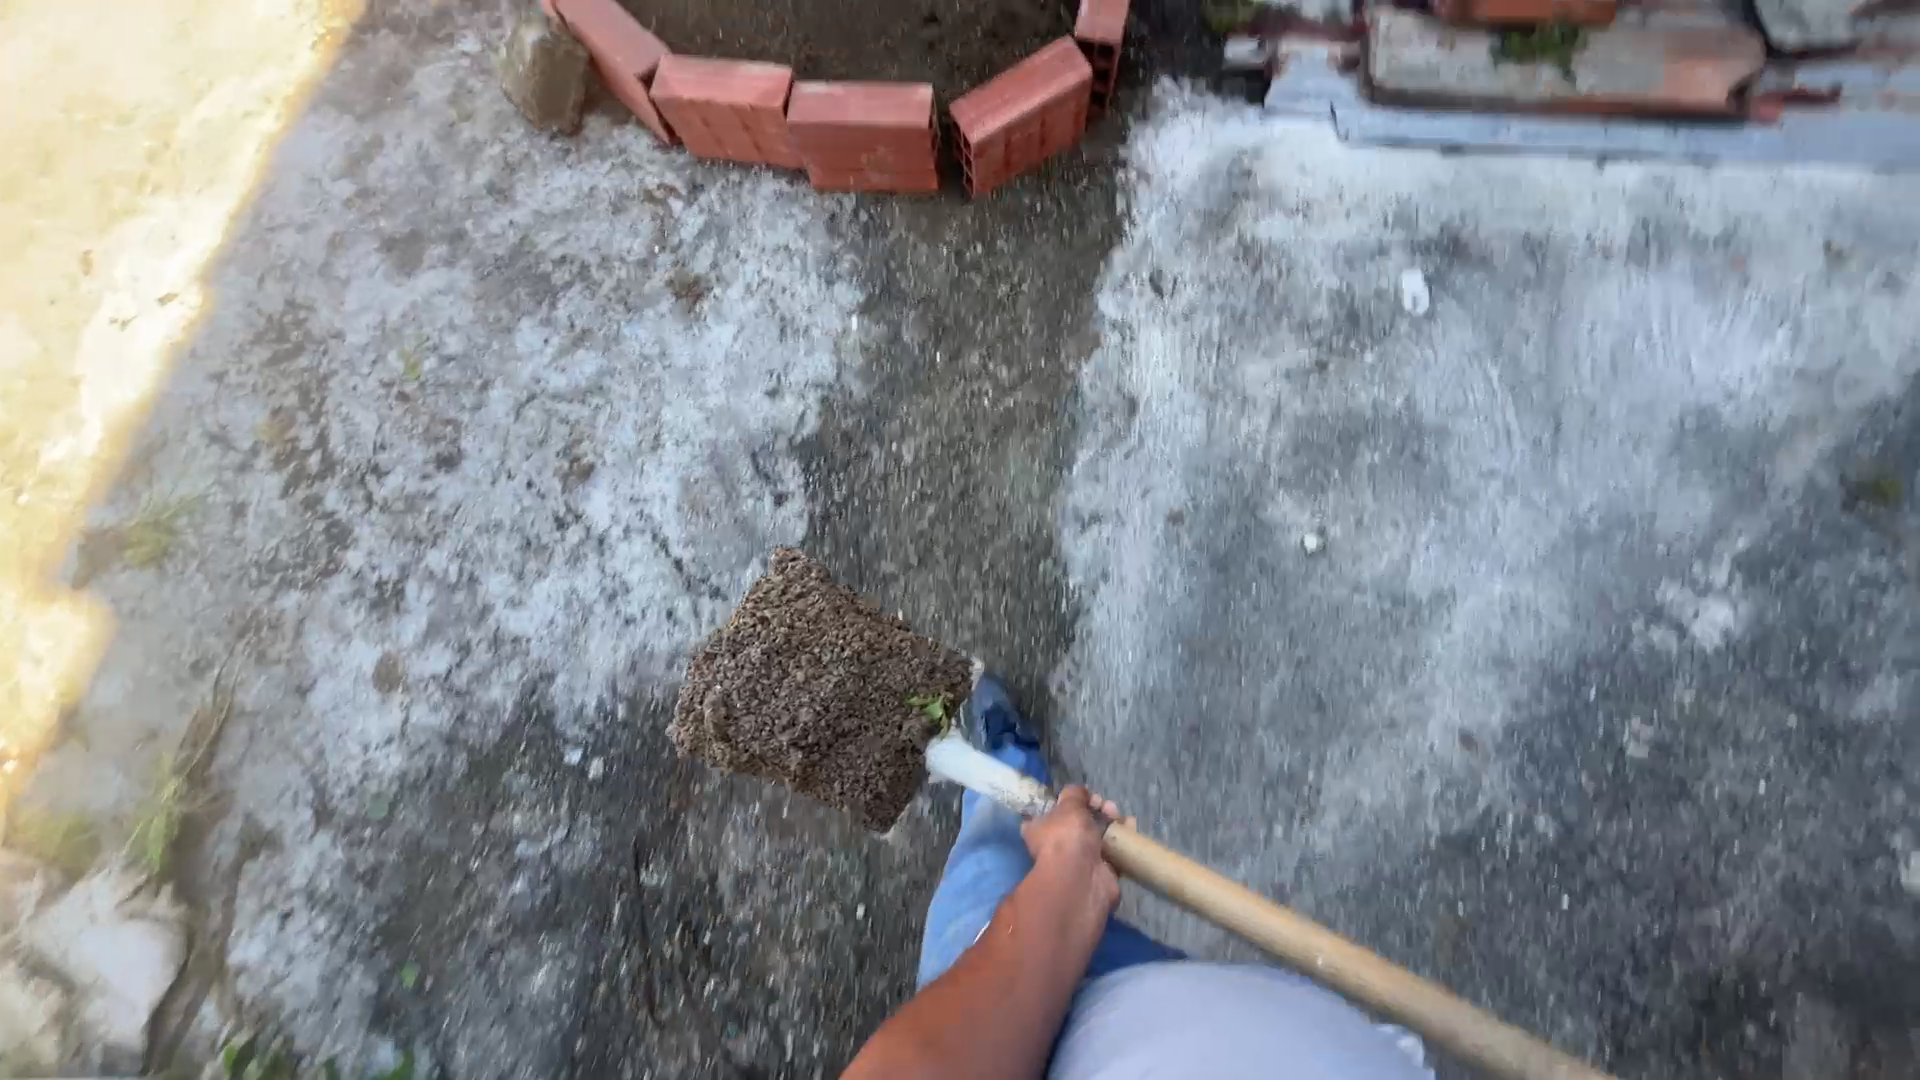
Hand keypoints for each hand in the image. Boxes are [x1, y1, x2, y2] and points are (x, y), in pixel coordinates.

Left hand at [1020, 785, 1125, 919]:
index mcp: (1039, 829)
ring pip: (1098, 833)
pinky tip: (1130, 824)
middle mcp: (1058, 844)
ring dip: (1111, 820)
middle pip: (1080, 820)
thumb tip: (1080, 793)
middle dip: (1096, 808)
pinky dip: (1123, 836)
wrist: (1082, 877)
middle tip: (1105, 806)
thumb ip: (1074, 793)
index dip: (1068, 801)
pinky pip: (1114, 849)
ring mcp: (1080, 859)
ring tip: (1118, 815)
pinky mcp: (1102, 870)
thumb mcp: (1068, 804)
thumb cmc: (1067, 836)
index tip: (1082, 796)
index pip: (1051, 811)